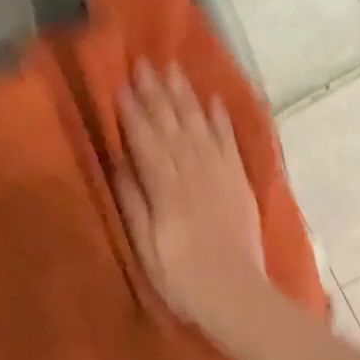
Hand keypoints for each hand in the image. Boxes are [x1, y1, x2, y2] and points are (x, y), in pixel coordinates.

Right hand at [113, 60, 271, 334]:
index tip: (120, 86)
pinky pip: (228, 143)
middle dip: (157, 94)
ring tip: (174, 70)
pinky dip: (220, 120)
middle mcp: (194, 174)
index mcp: (166, 191)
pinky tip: (212, 101)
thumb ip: (134, 203)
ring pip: (199, 126)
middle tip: (145, 63)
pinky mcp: (239, 183)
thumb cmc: (182, 280)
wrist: (236, 296)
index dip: (133, 113)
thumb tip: (119, 163)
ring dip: (186, 97)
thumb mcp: (146, 248)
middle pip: (172, 126)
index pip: (146, 142)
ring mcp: (220, 175)